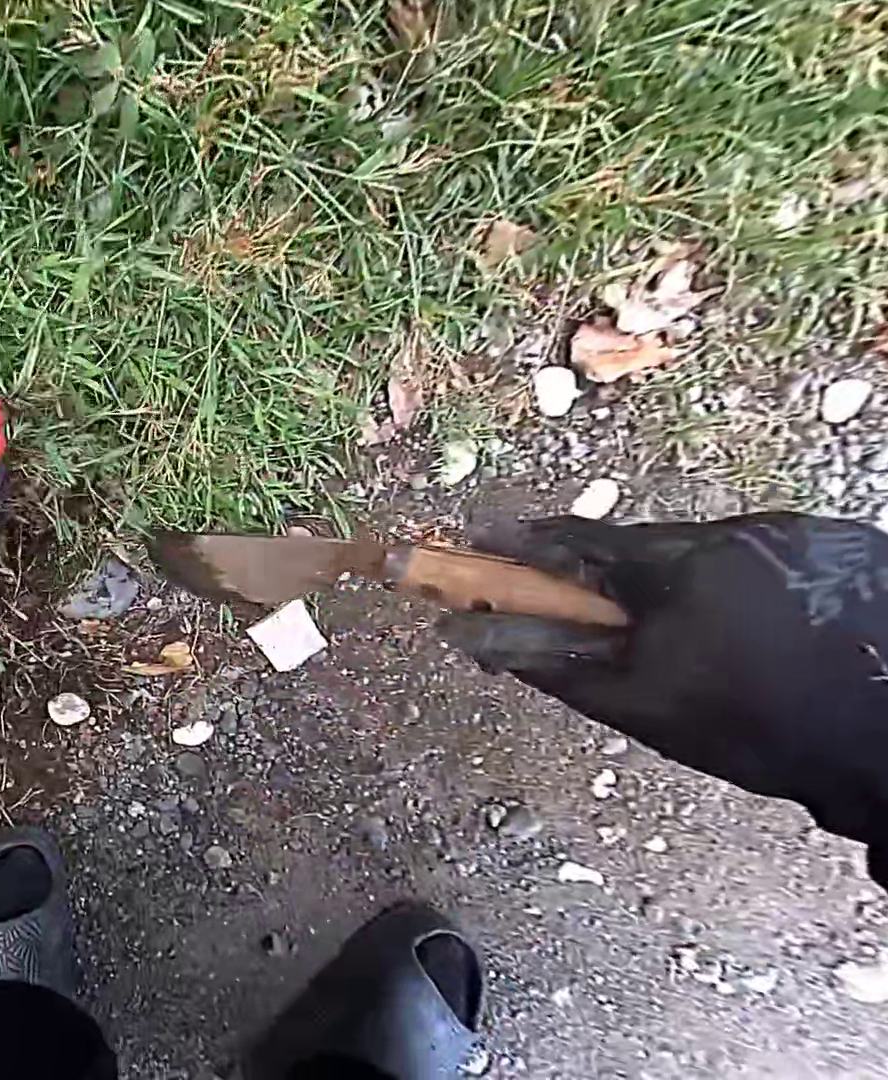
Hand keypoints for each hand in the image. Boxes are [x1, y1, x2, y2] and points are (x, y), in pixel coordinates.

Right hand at [441, 513, 887, 883]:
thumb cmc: (757, 732)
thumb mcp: (629, 701)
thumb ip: (538, 659)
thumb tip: (457, 631)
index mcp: (683, 566)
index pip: (572, 539)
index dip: (516, 540)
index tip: (475, 537)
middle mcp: (746, 533)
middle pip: (635, 544)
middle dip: (598, 572)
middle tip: (583, 607)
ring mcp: (811, 536)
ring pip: (696, 549)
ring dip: (665, 578)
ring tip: (674, 628)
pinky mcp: (855, 548)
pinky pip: (754, 555)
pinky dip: (725, 581)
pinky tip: (738, 623)